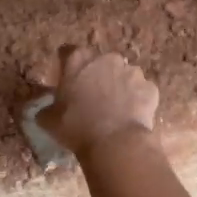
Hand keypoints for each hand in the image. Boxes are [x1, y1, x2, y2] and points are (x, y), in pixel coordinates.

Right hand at [36, 47, 161, 158]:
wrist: (115, 143)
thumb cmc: (75, 126)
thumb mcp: (48, 120)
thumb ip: (46, 108)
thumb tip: (46, 109)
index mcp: (78, 60)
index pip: (67, 52)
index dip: (64, 66)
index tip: (63, 81)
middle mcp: (107, 58)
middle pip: (98, 62)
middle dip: (94, 75)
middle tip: (88, 97)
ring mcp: (132, 71)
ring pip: (121, 75)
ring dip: (115, 86)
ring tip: (111, 109)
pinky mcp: (150, 88)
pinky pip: (139, 91)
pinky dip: (134, 100)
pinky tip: (126, 116)